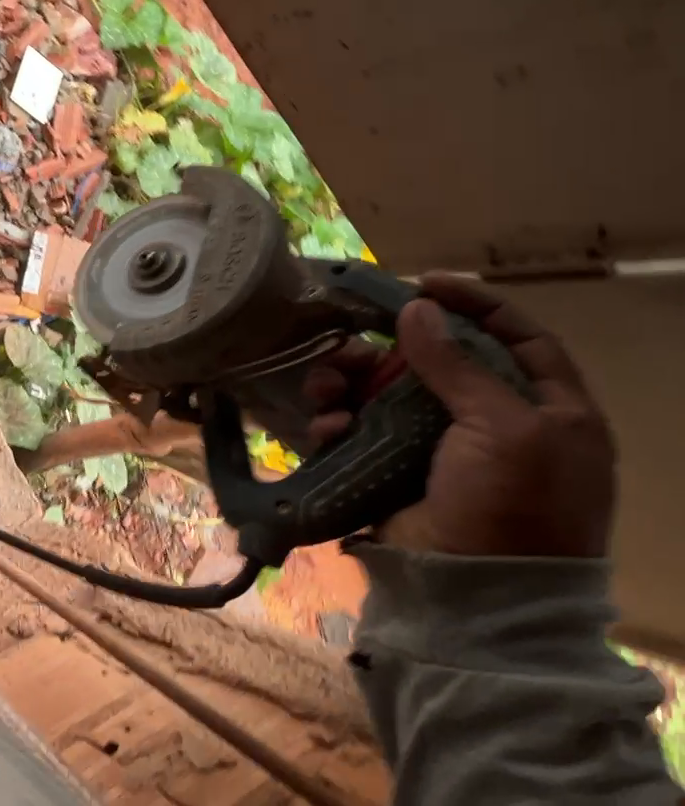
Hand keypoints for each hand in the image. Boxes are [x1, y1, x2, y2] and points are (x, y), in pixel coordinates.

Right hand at [302, 273, 616, 558]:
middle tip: (346, 347)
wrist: (472, 584)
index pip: (517, 338)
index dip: (475, 306)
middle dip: (383, 350)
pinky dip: (333, 422)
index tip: (422, 284)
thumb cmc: (512, 502)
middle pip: (432, 361)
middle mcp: (491, 421)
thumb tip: (419, 309)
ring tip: (323, 392)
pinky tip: (324, 428)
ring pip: (381, 391)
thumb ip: (458, 366)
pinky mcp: (390, 465)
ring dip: (346, 384)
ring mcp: (436, 445)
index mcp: (546, 409)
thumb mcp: (504, 427)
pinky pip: (354, 428)